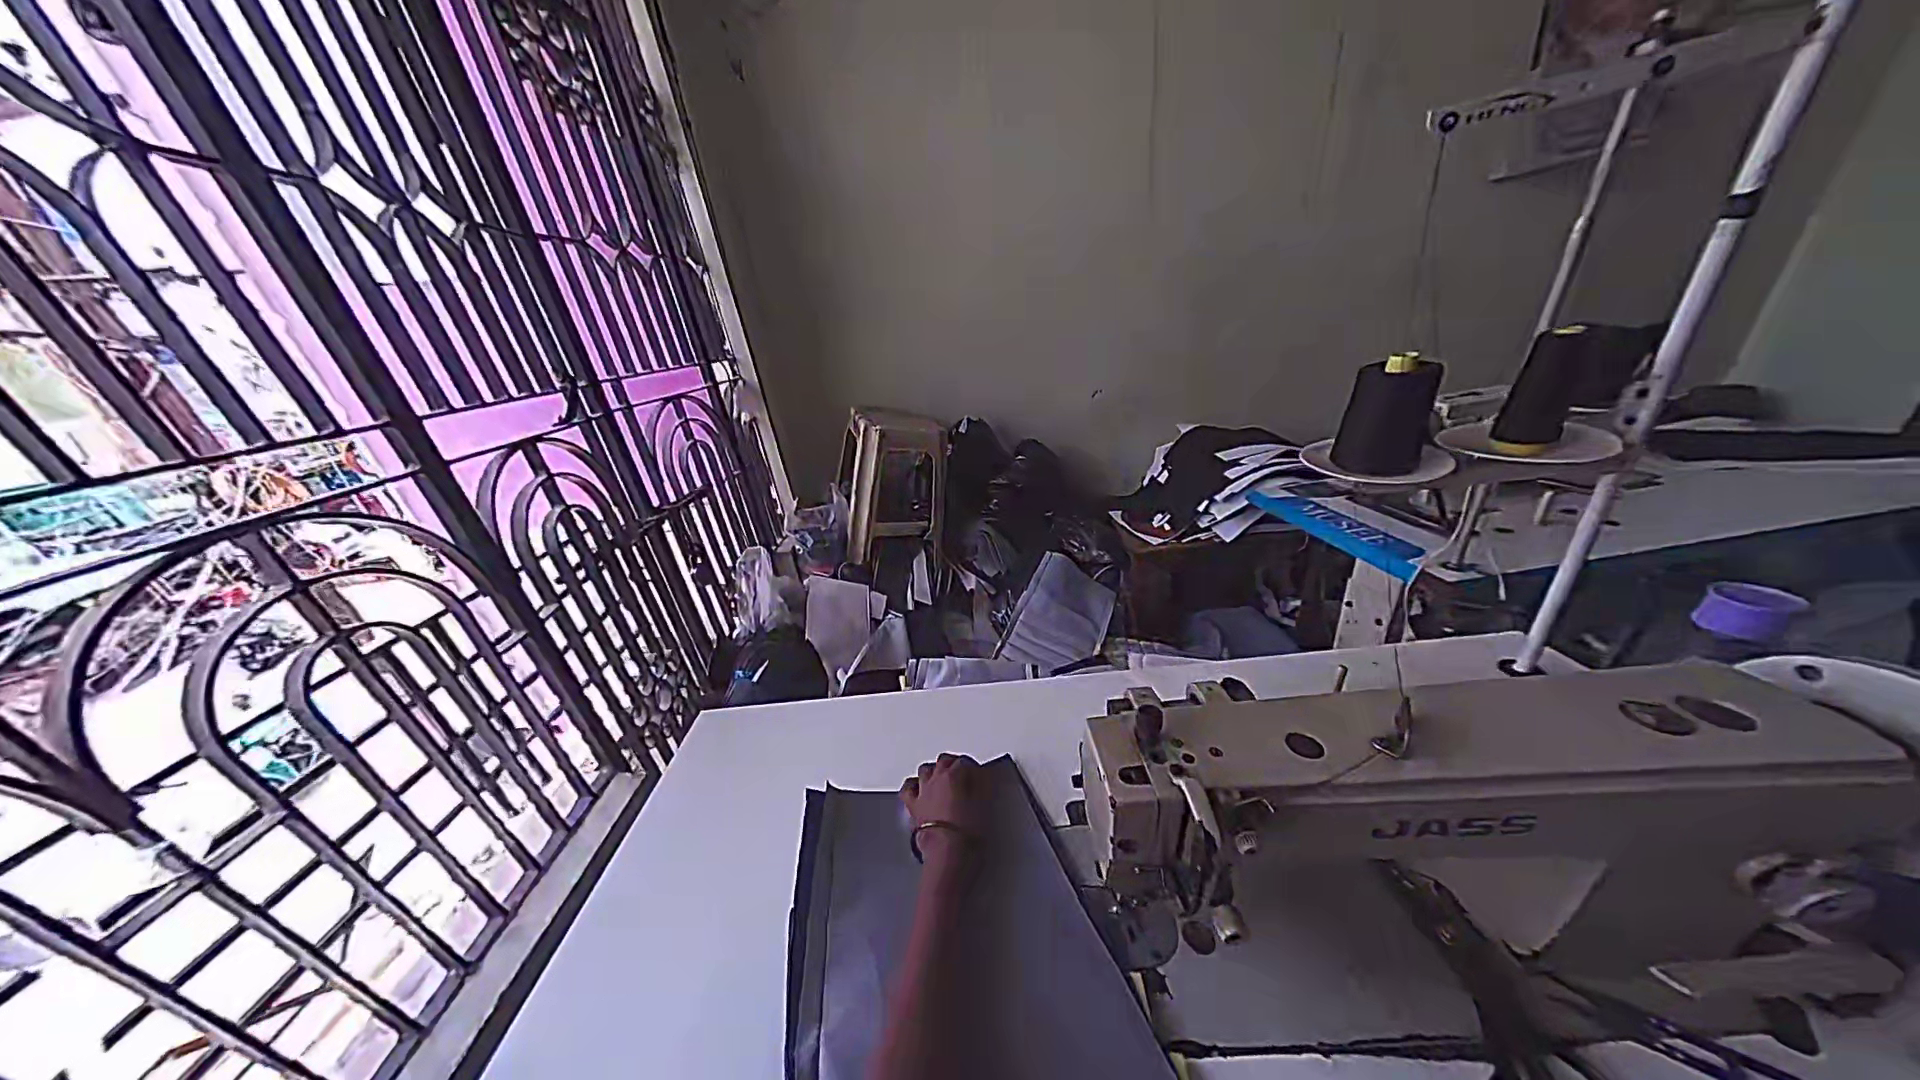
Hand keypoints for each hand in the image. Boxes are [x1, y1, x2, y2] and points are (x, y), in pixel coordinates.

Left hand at [900, 754, 982, 868]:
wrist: (948, 855)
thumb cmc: (966, 834)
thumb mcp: (984, 807)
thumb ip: (982, 788)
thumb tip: (982, 780)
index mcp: (954, 776)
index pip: (964, 762)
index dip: (972, 767)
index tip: (977, 773)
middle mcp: (936, 780)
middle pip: (943, 761)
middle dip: (953, 763)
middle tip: (962, 771)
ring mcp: (923, 792)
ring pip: (925, 770)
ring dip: (934, 770)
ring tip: (941, 776)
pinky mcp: (913, 807)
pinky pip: (909, 789)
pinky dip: (914, 785)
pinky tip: (918, 788)